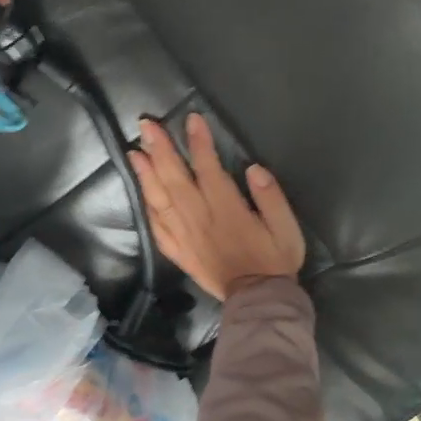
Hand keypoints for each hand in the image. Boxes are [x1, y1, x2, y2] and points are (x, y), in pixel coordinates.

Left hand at [129, 114, 306, 300]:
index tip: (191, 118)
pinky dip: (147, 208)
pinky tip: (142, 194)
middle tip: (145, 125)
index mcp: (226, 209)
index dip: (198, 142)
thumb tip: (253, 168)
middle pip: (174, 178)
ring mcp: (185, 237)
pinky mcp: (179, 253)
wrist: (259, 302)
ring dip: (146, 174)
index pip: (208, 167)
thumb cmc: (275, 261)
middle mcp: (199, 219)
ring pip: (160, 200)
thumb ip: (271, 196)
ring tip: (134, 151)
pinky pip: (157, 228)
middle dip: (159, 149)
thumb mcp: (286, 227)